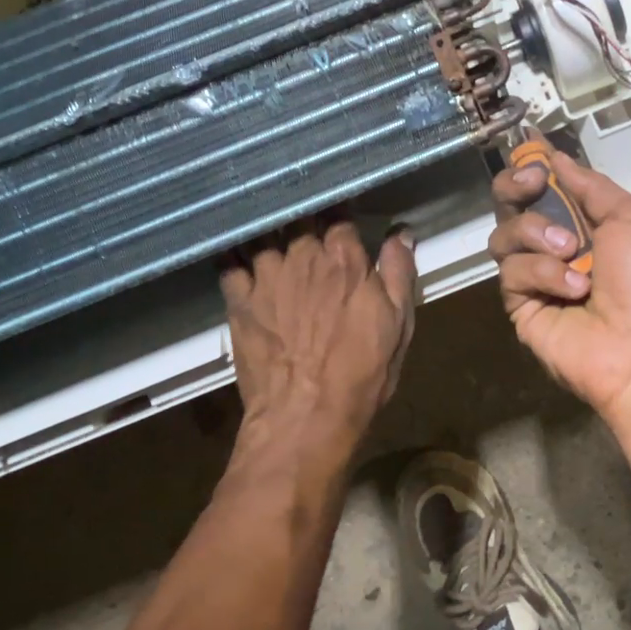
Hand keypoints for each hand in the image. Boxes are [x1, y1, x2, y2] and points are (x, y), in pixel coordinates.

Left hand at [221, 217, 418, 454]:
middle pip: (299, 218)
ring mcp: (266, 275)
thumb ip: (398, 272)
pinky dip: (234, 256)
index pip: (339, 215)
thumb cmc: (361, 373)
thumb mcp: (398, 324)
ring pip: (263, 233)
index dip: (340, 212)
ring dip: (269, 230)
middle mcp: (303, 256)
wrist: (305, 417)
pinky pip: (230, 263)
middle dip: (303, 216)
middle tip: (306, 220)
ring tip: (270, 230)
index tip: (340, 212)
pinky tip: (236, 254)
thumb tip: (401, 232)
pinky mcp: (238, 299)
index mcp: (345, 259)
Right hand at [489, 151, 630, 415]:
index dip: (532, 167)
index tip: (532, 152)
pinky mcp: (519, 304)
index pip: (544, 187)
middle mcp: (553, 245)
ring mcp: (534, 276)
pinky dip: (543, 273)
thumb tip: (556, 158)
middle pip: (510, 204)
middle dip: (515, 185)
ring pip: (505, 234)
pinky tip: (573, 289)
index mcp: (584, 223)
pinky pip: (512, 272)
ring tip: (570, 250)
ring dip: (536, 233)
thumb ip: (592, 186)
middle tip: (531, 184)